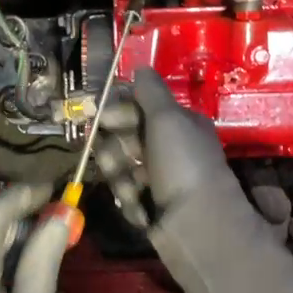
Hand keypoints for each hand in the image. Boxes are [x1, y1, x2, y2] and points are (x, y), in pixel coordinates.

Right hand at [93, 66, 237, 228]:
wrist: (195, 224)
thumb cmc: (182, 164)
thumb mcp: (168, 118)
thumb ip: (150, 92)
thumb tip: (140, 68)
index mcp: (179, 123)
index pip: (139, 106)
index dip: (116, 109)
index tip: (96, 113)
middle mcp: (171, 147)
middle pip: (125, 137)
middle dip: (115, 148)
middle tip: (117, 160)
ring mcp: (161, 177)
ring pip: (122, 167)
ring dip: (121, 175)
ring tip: (132, 188)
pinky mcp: (151, 204)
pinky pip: (127, 193)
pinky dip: (130, 199)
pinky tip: (139, 207)